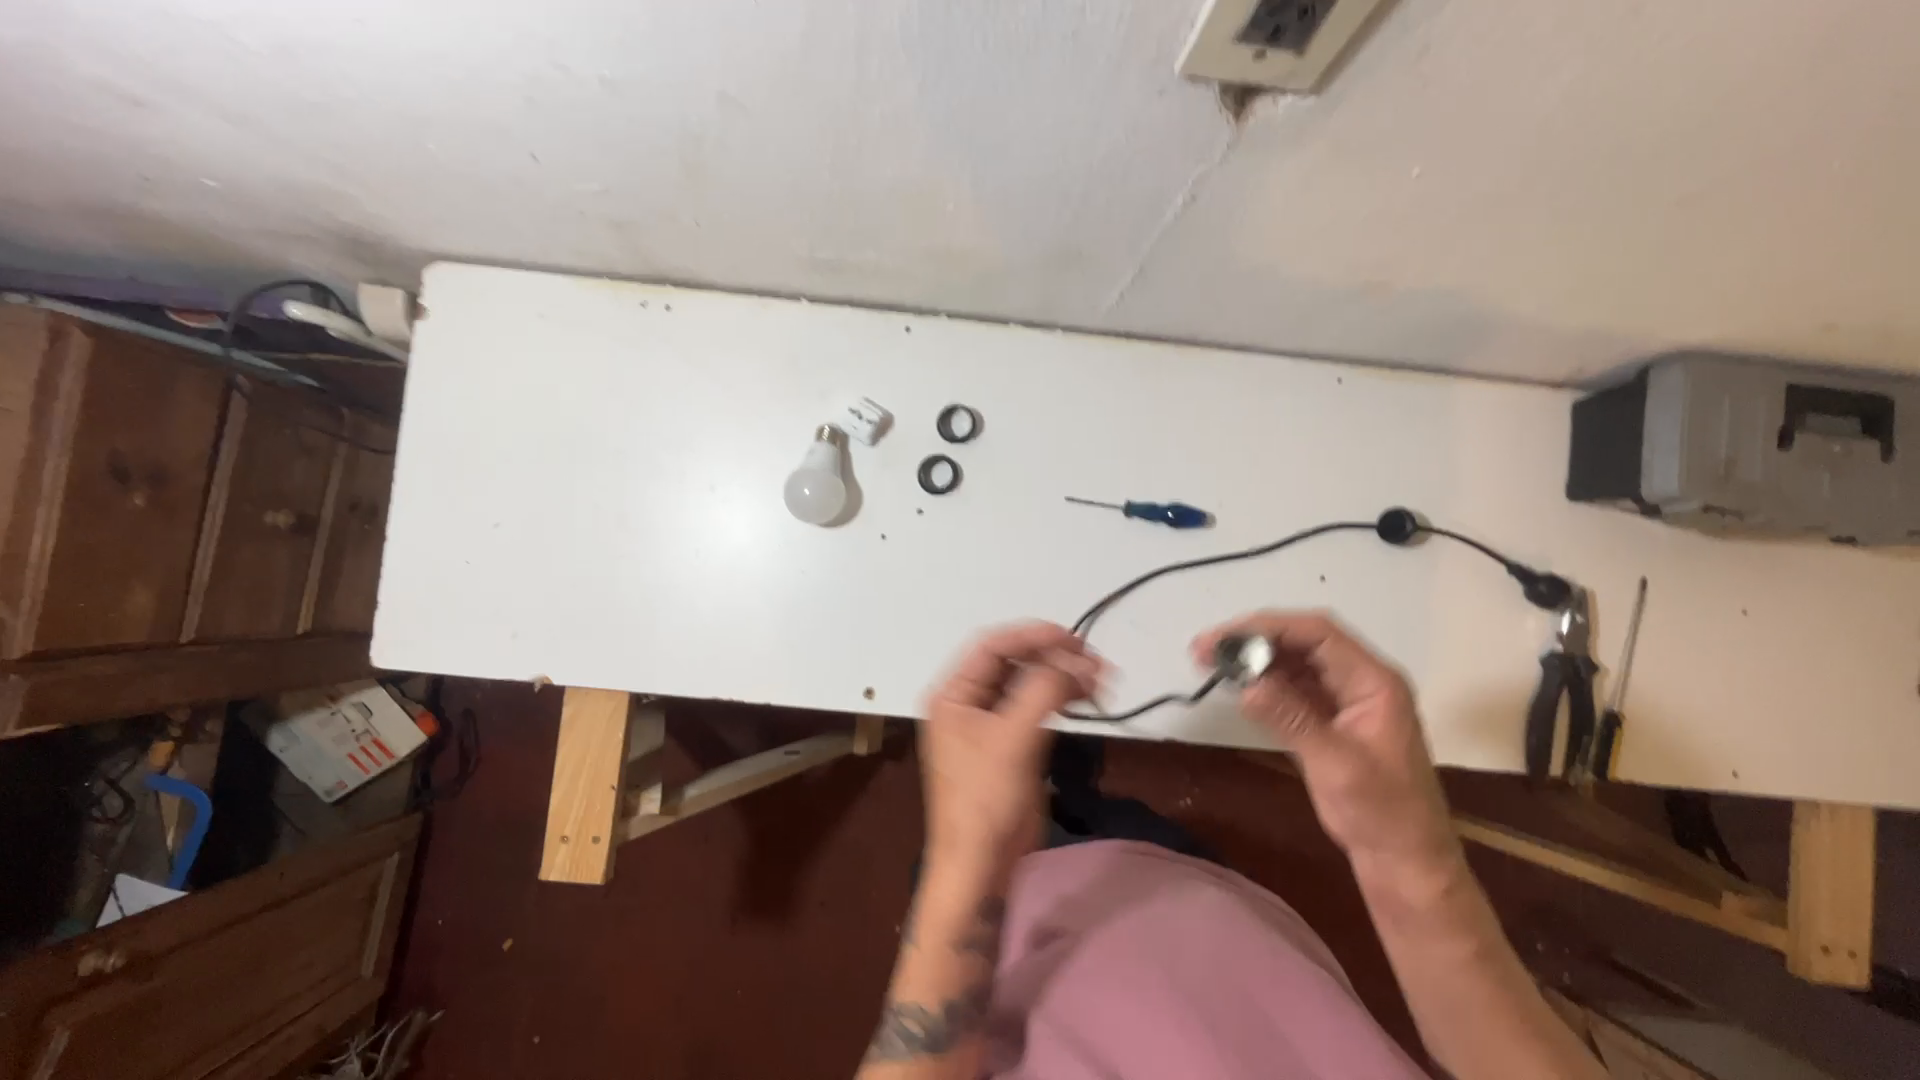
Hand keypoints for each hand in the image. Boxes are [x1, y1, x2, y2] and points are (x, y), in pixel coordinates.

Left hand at [920, 622, 1103, 877]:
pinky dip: (1061, 700)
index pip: (991, 646)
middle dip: (1054, 658)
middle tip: (1096, 664)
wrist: (981, 863)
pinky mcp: (1009, 743)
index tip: (1074, 640)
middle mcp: (967, 701)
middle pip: (1013, 662)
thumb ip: (1043, 692)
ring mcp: (988, 723)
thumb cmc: (985, 799)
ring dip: (1063, 677)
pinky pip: (1036, 707)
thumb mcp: (1012, 739)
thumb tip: (1078, 663)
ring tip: (1102, 679)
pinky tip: (1087, 698)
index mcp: (952, 694)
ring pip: (1028, 683)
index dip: (1033, 636)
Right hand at [1193, 611, 1460, 875]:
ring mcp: (1346, 701)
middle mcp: (1361, 682)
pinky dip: (1265, 683)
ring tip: (1211, 663)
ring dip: (1256, 659)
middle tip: (1205, 649)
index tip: (1224, 637)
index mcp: (1374, 682)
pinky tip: (1238, 686)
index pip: (1318, 634)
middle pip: (1304, 642)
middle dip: (1254, 640)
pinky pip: (1295, 689)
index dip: (1269, 627)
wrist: (1407, 861)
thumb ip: (1291, 719)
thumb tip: (1245, 685)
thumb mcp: (1336, 765)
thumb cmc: (1382, 814)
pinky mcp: (1332, 721)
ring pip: (1296, 663)